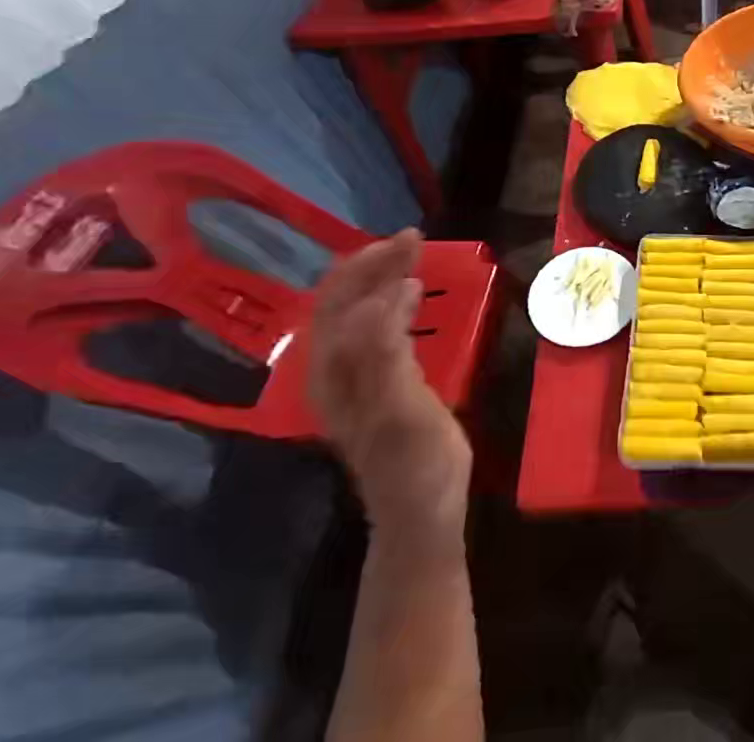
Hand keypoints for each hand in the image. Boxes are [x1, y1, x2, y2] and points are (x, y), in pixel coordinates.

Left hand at [307, 230, 470, 540]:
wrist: (420, 512)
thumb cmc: (416, 463)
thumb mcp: (403, 408)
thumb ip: (389, 352)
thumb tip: (391, 294)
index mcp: (334, 374)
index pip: (343, 303)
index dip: (373, 267)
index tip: (413, 240)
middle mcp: (333, 372)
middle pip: (342, 303)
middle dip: (374, 266)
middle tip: (414, 240)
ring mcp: (353, 381)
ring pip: (355, 316)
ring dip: (379, 281)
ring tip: (412, 258)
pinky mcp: (377, 388)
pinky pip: (373, 331)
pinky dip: (390, 304)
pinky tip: (411, 299)